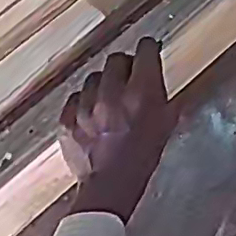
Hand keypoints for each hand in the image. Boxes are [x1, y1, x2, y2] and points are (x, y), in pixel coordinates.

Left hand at [60, 37, 176, 220]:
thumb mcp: (167, 124)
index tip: (148, 50)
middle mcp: (113, 93)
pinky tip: (94, 114)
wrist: (111, 187)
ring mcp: (87, 105)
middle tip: (130, 78)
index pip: (144, 50)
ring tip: (110, 100)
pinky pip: (76, 97)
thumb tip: (162, 76)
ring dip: (104, 83)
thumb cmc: (144, 156)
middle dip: (125, 65)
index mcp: (142, 93)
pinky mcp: (68, 118)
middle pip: (117, 59)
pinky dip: (85, 101)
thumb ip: (165, 96)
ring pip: (95, 77)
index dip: (148, 49)